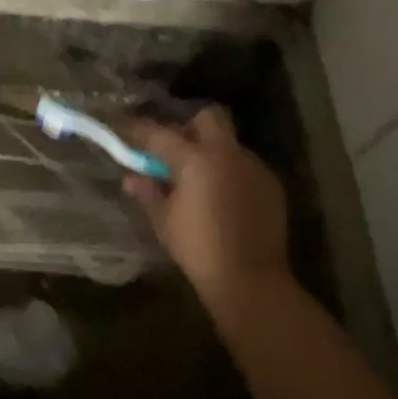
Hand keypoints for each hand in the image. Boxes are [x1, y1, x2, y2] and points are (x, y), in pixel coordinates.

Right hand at [125, 106, 289, 301]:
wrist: (251, 280)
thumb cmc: (198, 249)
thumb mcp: (164, 221)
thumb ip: (148, 193)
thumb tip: (133, 178)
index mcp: (195, 159)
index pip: (159, 133)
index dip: (139, 130)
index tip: (125, 130)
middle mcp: (227, 154)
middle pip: (208, 118)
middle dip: (189, 126)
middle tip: (175, 150)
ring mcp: (253, 168)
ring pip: (229, 144)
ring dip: (211, 152)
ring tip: (199, 179)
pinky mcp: (272, 186)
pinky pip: (245, 167)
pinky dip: (230, 173)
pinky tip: (223, 198)